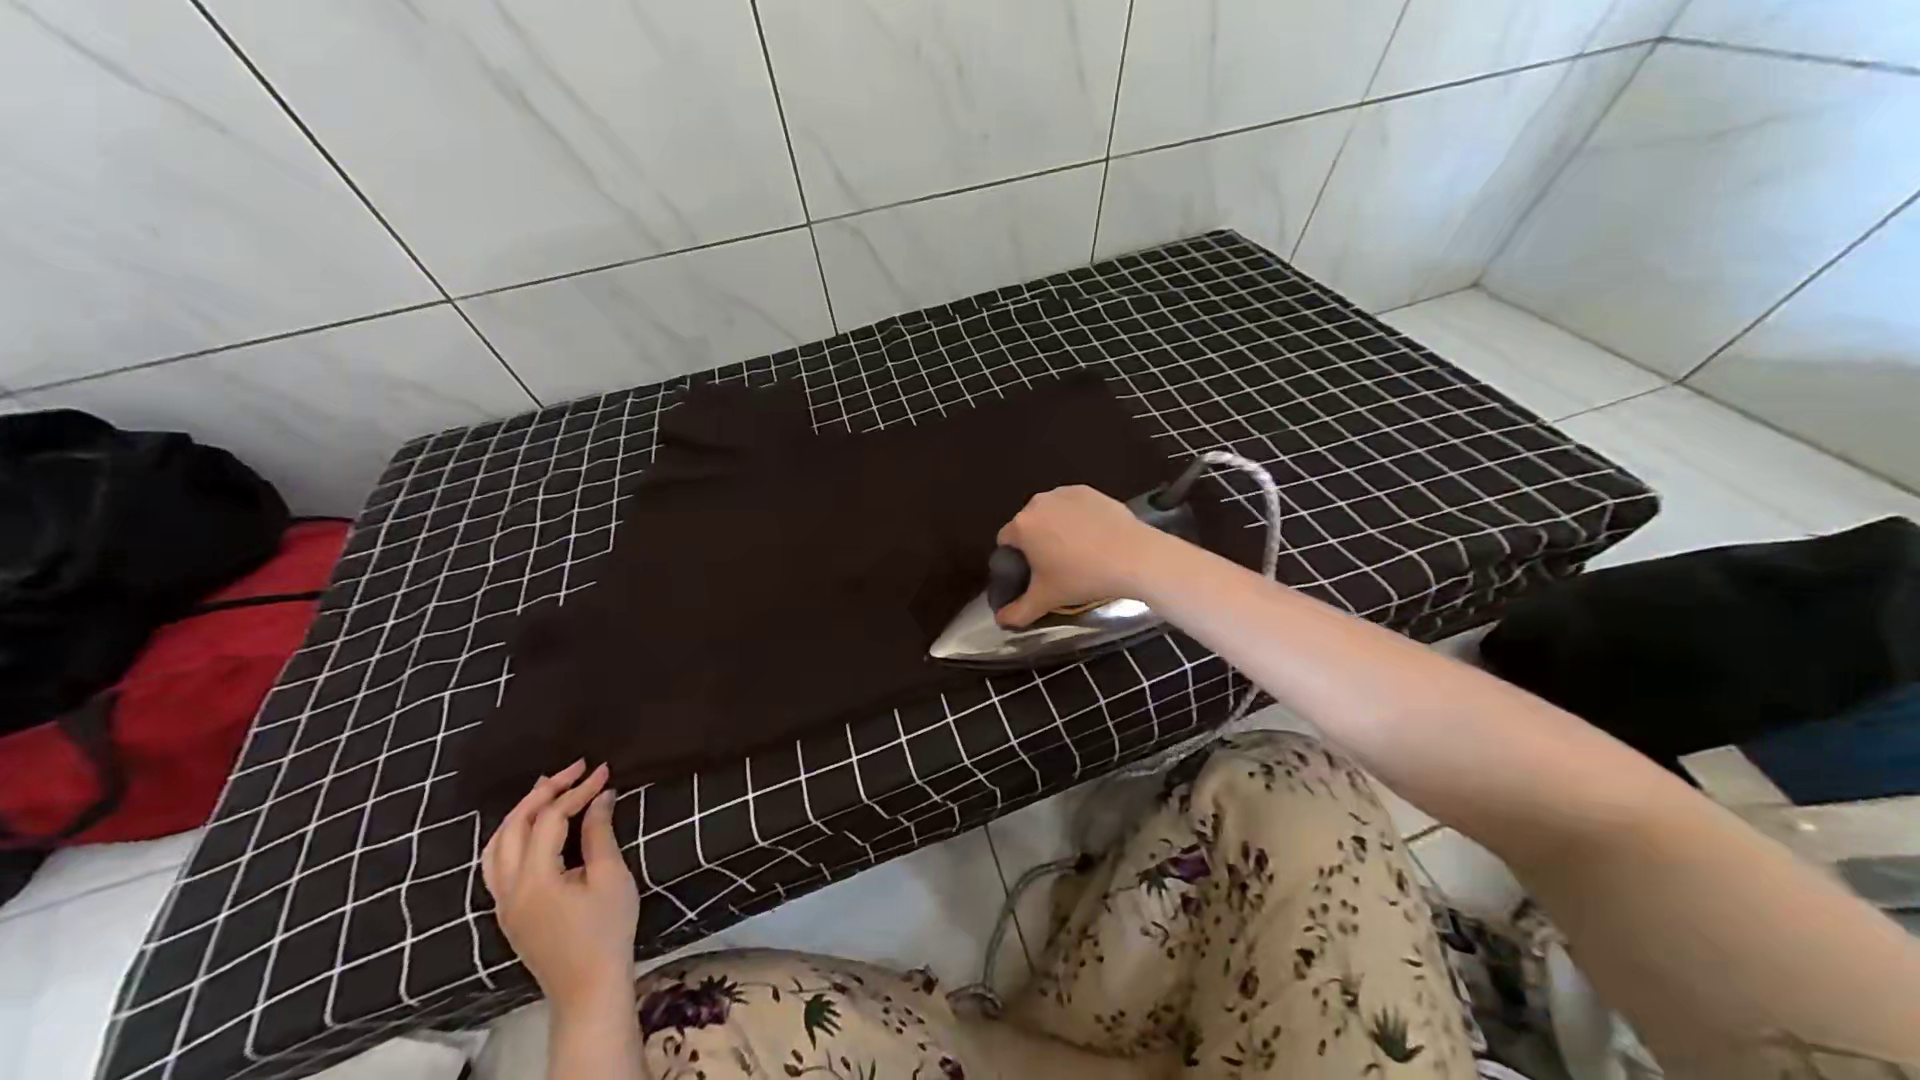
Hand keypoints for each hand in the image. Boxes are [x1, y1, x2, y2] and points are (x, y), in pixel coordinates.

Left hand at [481, 761, 638, 1010]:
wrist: (589, 986)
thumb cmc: (606, 930)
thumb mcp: (611, 877)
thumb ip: (599, 833)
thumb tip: (601, 796)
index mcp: (534, 879)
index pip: (549, 819)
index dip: (577, 790)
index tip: (605, 770)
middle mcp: (508, 888)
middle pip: (513, 826)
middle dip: (544, 791)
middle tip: (576, 769)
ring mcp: (502, 902)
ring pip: (496, 845)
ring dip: (521, 812)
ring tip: (549, 787)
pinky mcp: (507, 911)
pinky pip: (497, 863)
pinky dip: (512, 835)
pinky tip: (533, 826)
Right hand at [993, 485, 1162, 627]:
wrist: (1133, 557)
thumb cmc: (1082, 577)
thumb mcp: (1047, 599)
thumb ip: (1018, 612)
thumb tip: (1000, 621)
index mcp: (1022, 526)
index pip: (1005, 541)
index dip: (1015, 558)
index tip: (1032, 573)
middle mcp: (1038, 502)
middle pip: (1028, 524)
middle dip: (1036, 541)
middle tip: (1057, 565)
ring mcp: (1064, 493)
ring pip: (1050, 513)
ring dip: (1055, 527)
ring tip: (1078, 550)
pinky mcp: (1088, 491)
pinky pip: (1072, 505)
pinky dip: (1077, 517)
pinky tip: (1093, 536)